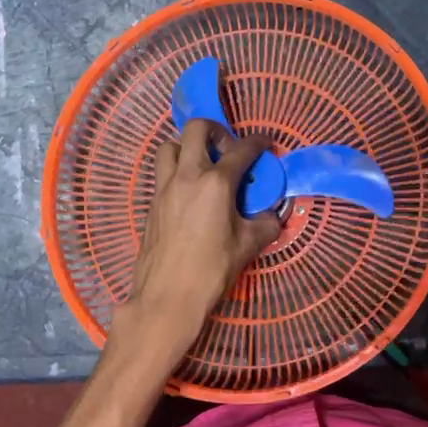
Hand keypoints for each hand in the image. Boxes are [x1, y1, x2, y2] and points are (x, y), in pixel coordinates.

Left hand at [121, 119, 281, 351]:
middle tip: (228, 150)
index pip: (241, 150)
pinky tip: (190, 192)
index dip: (258, 142)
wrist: (167, 296)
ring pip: (170, 146)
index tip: (266, 143)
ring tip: (203, 165)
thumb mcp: (248, 246)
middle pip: (197, 130)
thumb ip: (266, 224)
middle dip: (216, 131)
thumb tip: (274, 215)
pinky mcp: (152, 202)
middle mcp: (187, 175)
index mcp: (216, 183)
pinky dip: (176, 170)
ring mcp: (165, 187)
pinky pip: (162, 172)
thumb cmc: (211, 270)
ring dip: (188, 146)